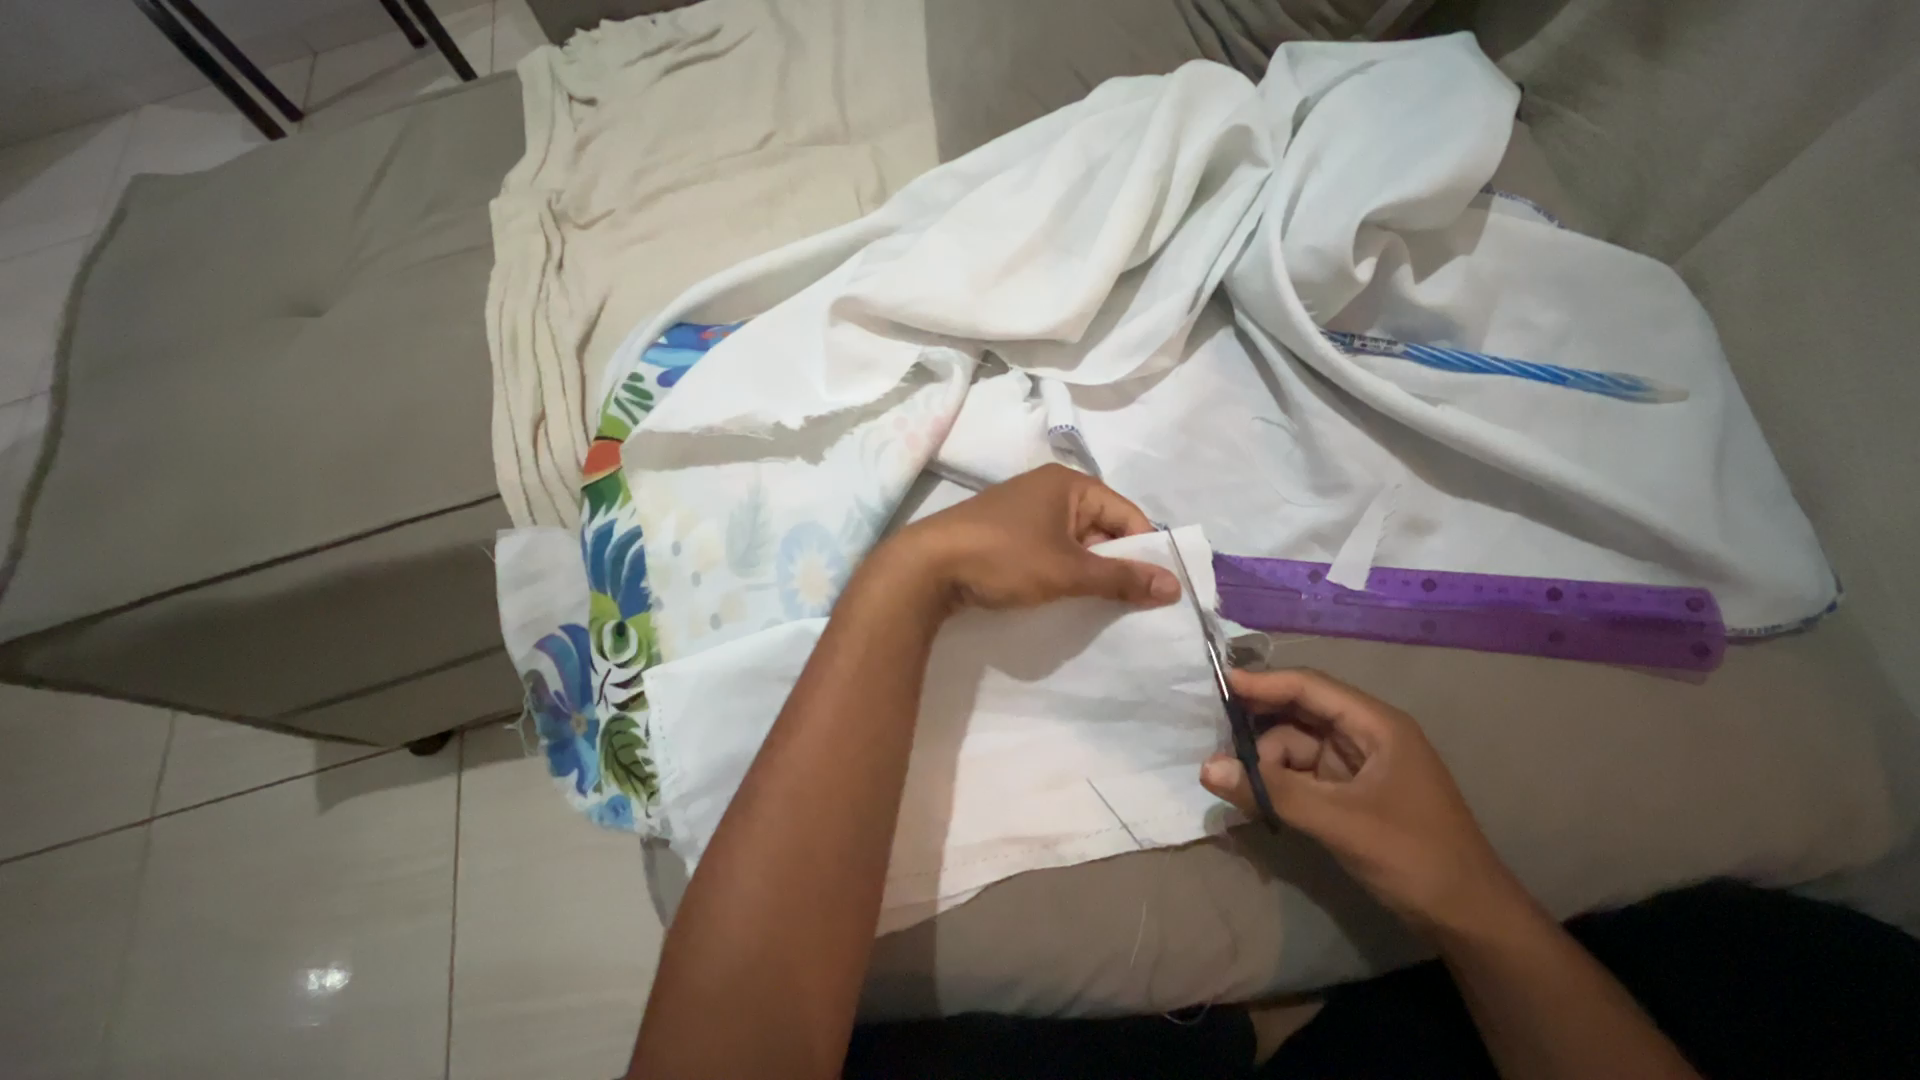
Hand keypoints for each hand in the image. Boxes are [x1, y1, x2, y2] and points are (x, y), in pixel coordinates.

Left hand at [881, 465, 1179, 614]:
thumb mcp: (1068, 570)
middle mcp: (1048, 489)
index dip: (1144, 551)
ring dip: (1084, 573)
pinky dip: (1058, 573)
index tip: (1154, 590)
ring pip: (1073, 543)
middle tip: (1126, 605)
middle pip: (1101, 527)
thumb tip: (1174, 585)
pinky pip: (1046, 551)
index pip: (1127, 514)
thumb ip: (1121, 578)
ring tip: (1094, 606)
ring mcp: (1022, 511)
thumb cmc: (1004, 558)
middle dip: (1113, 564)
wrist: (926, 567)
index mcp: (1069, 483)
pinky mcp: (1002, 534)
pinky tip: (1059, 599)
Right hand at [1199, 668, 1526, 936]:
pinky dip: (1276, 784)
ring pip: (1294, 748)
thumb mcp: (1341, 822)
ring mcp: (1356, 767)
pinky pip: (1301, 776)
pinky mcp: (1348, 796)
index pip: (1310, 687)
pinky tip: (1250, 796)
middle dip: (1258, 727)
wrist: (1468, 919)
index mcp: (1377, 725)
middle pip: (1298, 715)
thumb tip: (1207, 768)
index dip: (1264, 683)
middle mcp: (1365, 736)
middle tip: (1212, 740)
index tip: (1216, 685)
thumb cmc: (1415, 857)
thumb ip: (1274, 793)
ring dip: (1264, 763)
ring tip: (1230, 783)